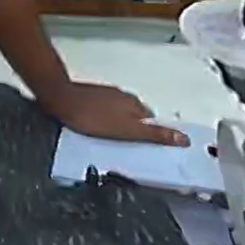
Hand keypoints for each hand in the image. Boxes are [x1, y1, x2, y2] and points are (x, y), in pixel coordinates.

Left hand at [37, 81, 189, 145]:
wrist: (61, 100)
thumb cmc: (93, 118)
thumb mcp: (127, 131)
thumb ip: (154, 134)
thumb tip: (183, 138)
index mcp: (135, 104)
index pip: (153, 121)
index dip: (153, 136)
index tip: (148, 149)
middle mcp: (123, 96)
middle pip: (137, 117)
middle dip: (136, 131)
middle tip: (128, 148)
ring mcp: (106, 94)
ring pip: (120, 113)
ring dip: (119, 125)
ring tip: (110, 140)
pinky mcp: (91, 96)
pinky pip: (104, 111)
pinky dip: (105, 120)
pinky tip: (96, 129)